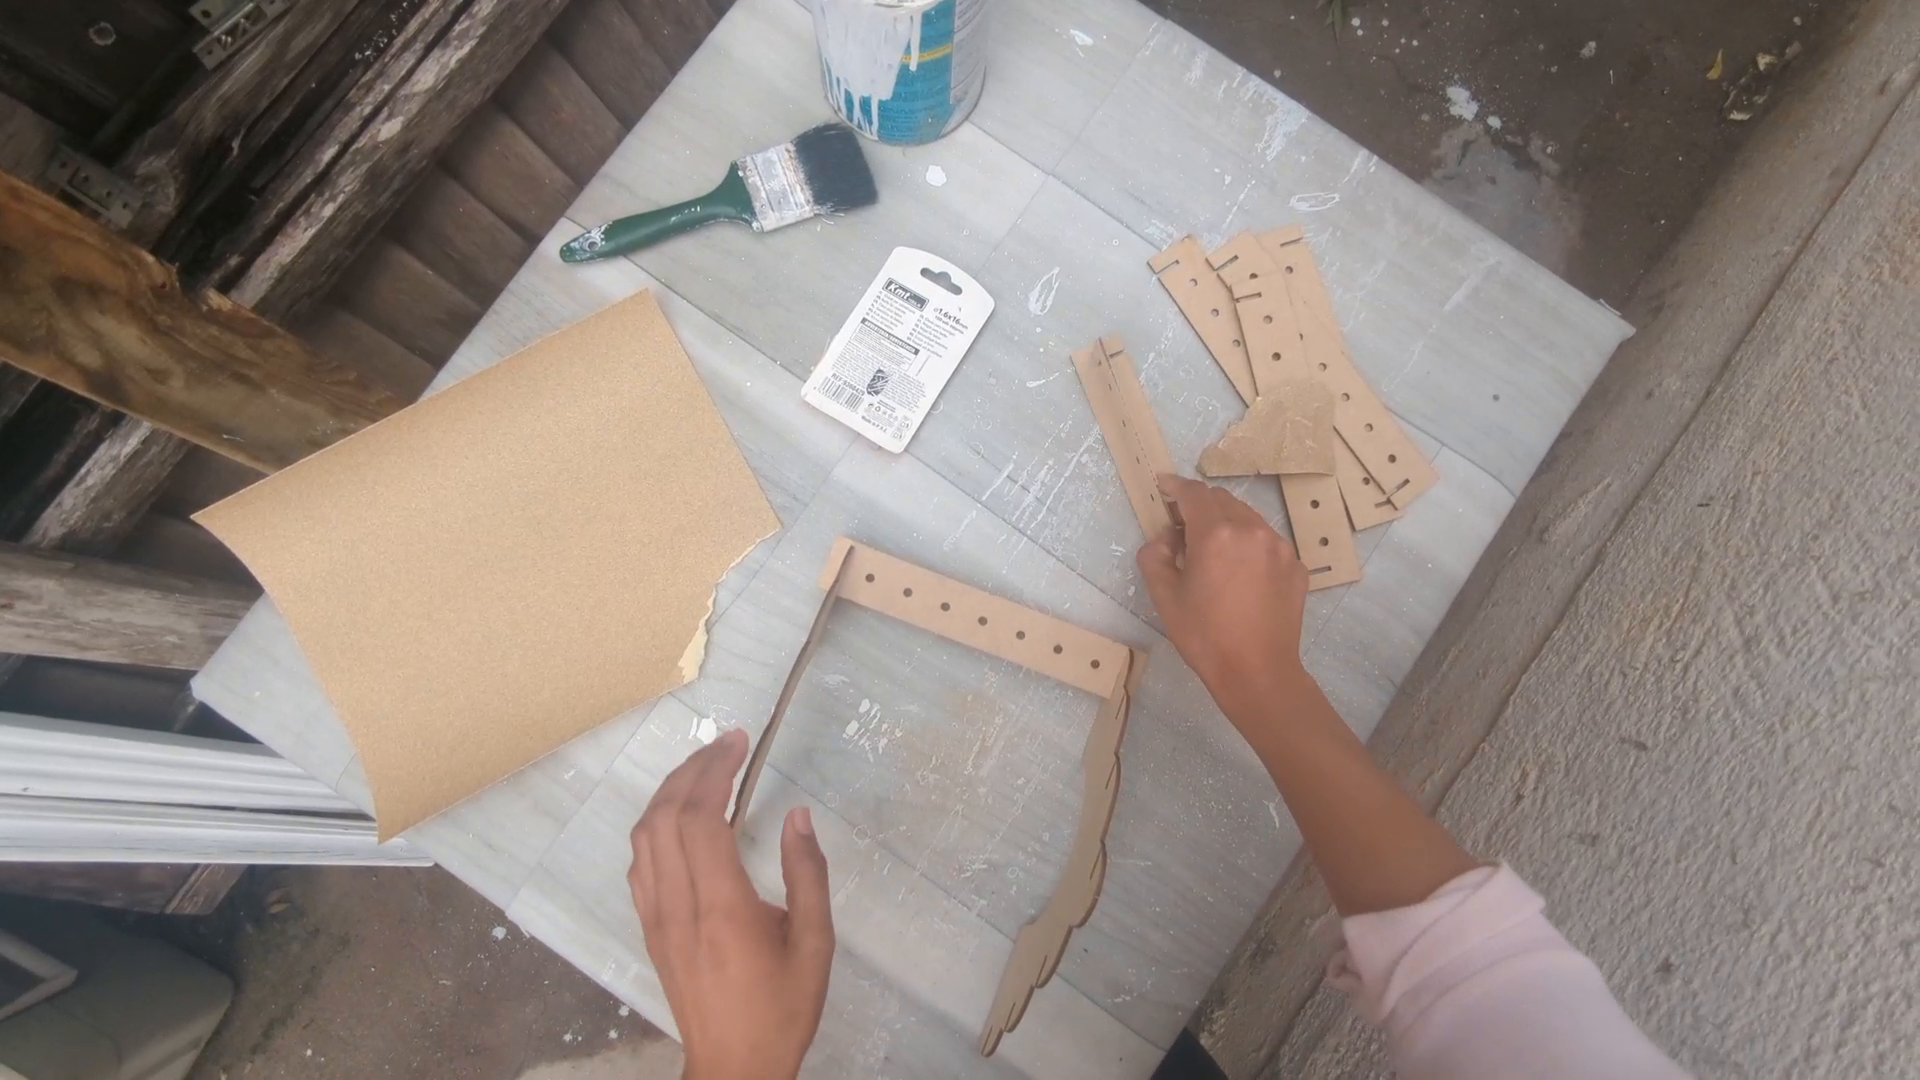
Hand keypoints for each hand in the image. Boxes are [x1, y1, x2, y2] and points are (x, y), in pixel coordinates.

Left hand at [628, 729, 833, 1079]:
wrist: (733, 1071)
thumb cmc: (781, 1007)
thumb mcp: (815, 943)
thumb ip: (808, 875)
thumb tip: (799, 816)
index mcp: (721, 908)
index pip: (701, 820)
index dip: (716, 771)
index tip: (738, 742)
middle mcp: (678, 907)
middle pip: (665, 818)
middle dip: (693, 769)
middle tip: (726, 743)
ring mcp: (656, 918)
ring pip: (643, 837)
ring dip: (669, 791)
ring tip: (704, 767)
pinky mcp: (650, 930)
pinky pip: (640, 863)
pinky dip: (655, 824)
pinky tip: (680, 816)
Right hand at [1137, 473, 1310, 722]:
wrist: (1257, 672)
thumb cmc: (1203, 635)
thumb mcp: (1164, 596)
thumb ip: (1155, 555)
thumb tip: (1167, 538)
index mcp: (1215, 534)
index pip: (1194, 493)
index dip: (1176, 486)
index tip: (1164, 486)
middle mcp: (1252, 530)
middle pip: (1222, 500)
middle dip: (1200, 506)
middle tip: (1182, 529)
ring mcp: (1280, 547)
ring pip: (1247, 518)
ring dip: (1226, 524)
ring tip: (1212, 554)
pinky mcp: (1296, 566)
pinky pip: (1266, 542)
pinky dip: (1248, 545)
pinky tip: (1239, 575)